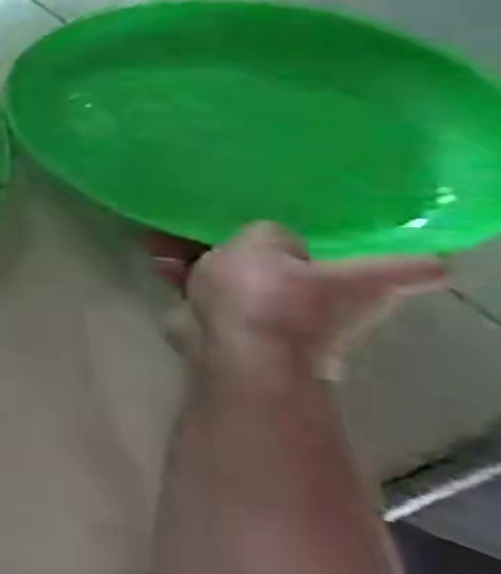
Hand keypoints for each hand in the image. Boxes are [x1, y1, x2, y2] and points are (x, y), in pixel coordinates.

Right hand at [178, 222, 445, 380]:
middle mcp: (334, 300)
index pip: (412, 264)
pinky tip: (159, 262)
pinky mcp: (243, 324)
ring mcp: (286, 315)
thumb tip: (270, 237)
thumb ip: (268, 230)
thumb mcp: (261, 243)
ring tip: (169, 236)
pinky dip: (189, 276)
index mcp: (360, 280)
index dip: (407, 247)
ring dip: (213, 256)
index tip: (386, 231)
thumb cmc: (263, 297)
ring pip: (253, 275)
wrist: (232, 353)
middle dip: (273, 245)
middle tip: (239, 220)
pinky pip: (217, 291)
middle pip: (314, 265)